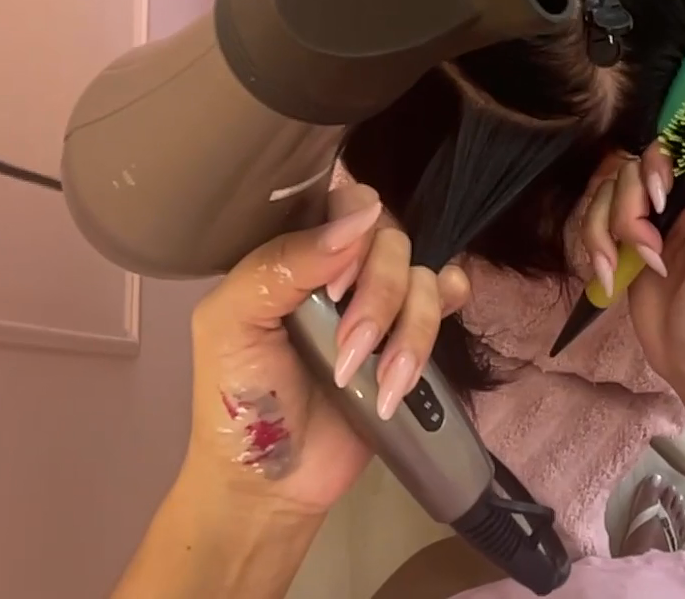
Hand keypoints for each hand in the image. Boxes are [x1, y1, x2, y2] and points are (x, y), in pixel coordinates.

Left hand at [183, 183, 469, 518]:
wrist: (273, 484)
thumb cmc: (238, 397)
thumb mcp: (232, 322)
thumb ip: (285, 261)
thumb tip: (365, 213)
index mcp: (297, 250)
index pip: (345, 200)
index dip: (353, 233)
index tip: (333, 288)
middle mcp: (345, 265)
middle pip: (393, 239)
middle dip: (378, 300)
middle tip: (347, 352)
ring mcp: (383, 298)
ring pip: (425, 275)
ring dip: (410, 332)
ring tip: (381, 383)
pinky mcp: (413, 331)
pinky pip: (451, 292)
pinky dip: (444, 315)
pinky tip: (419, 353)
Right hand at [572, 144, 672, 295]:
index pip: (674, 157)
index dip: (656, 166)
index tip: (658, 198)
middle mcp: (672, 206)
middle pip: (629, 175)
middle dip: (627, 213)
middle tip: (649, 255)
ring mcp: (644, 225)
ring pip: (605, 197)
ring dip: (603, 233)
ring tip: (620, 272)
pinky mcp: (620, 246)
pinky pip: (593, 225)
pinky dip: (594, 249)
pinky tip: (609, 280)